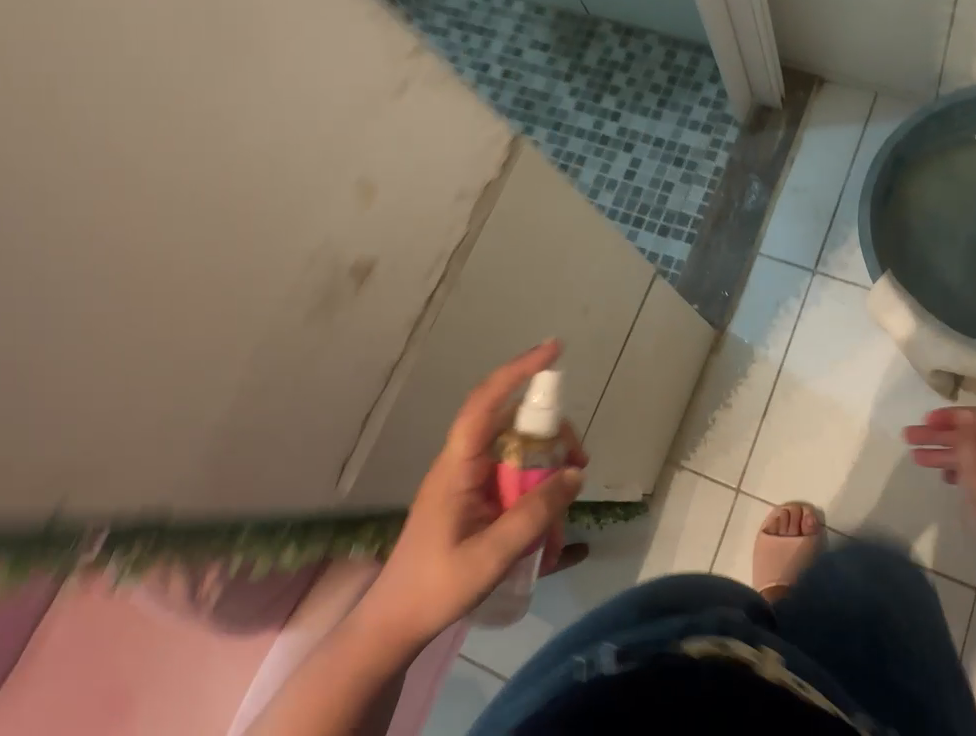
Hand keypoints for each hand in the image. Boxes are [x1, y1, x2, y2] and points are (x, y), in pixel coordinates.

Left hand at [351, 340, 585, 647]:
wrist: (395, 624)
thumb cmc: (435, 588)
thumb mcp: (491, 556)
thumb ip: (534, 514)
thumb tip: (573, 474)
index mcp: (456, 468)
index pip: (485, 404)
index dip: (518, 371)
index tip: (553, 351)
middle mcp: (462, 464)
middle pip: (512, 424)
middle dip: (551, 432)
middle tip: (580, 461)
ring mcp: (467, 481)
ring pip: (517, 450)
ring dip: (547, 465)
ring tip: (568, 497)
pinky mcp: (474, 499)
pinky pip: (513, 477)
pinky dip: (537, 488)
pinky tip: (550, 521)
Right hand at [904, 407, 975, 578]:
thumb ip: (968, 446)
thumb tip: (963, 417)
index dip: (952, 415)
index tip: (925, 421)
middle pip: (974, 435)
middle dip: (941, 434)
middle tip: (909, 438)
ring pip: (975, 454)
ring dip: (946, 453)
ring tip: (916, 458)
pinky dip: (960, 469)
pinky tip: (943, 477)